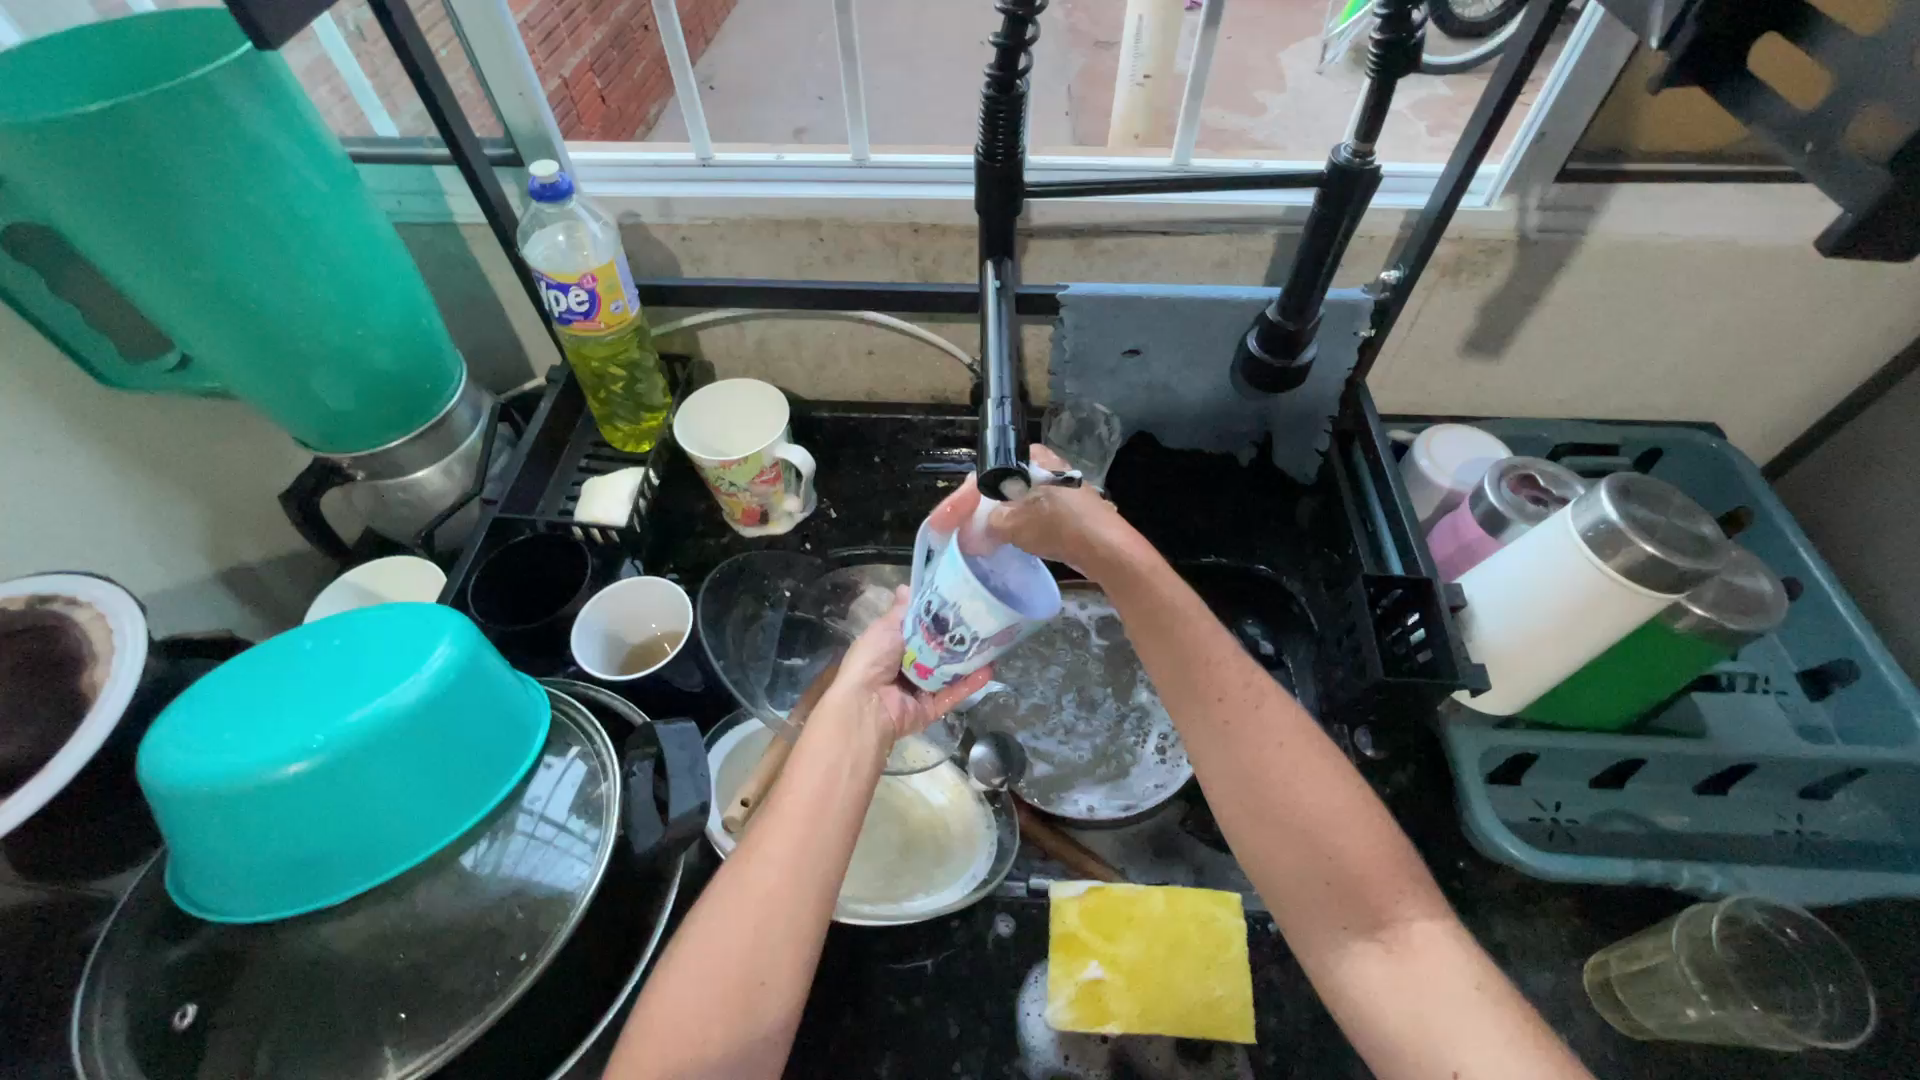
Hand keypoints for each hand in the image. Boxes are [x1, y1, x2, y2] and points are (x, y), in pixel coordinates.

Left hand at [824, 586, 994, 744]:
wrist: (864, 704)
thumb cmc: (871, 660)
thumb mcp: (884, 629)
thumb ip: (901, 612)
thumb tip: (905, 587)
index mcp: (892, 647)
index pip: (920, 630)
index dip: (937, 618)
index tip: (959, 603)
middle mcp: (907, 668)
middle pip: (937, 652)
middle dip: (957, 640)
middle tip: (982, 623)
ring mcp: (920, 690)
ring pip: (949, 674)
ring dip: (968, 662)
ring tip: (992, 645)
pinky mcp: (930, 708)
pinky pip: (952, 695)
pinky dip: (969, 684)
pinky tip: (988, 670)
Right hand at [926, 446, 1142, 576]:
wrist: (1107, 549)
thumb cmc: (1058, 526)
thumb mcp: (1012, 524)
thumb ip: (985, 526)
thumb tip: (970, 539)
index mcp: (1034, 458)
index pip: (988, 472)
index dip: (964, 499)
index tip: (948, 521)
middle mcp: (1049, 467)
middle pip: (1002, 487)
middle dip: (981, 510)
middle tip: (963, 531)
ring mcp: (1064, 489)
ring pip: (1019, 504)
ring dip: (1001, 522)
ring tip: (982, 541)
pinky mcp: (1073, 511)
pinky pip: (1036, 517)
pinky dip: (1021, 529)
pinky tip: (1013, 544)